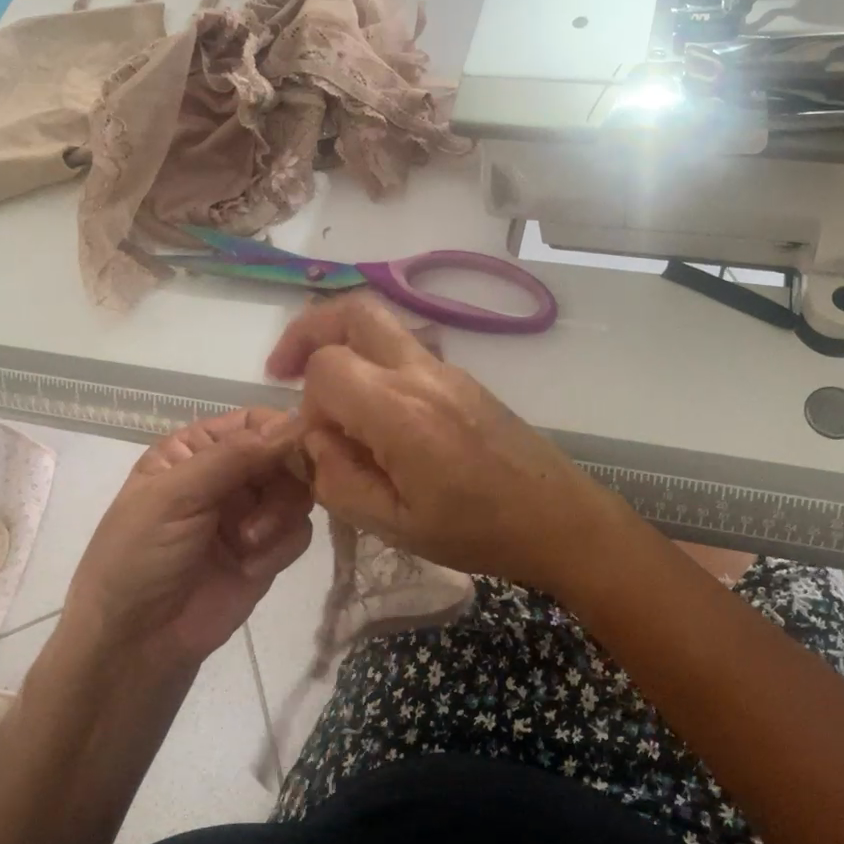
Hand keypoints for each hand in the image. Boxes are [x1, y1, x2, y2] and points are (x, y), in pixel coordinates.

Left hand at [61, 409, 312, 668]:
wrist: (135, 645)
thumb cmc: (138, 558)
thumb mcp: (174, 497)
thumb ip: (234, 456)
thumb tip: (295, 421)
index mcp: (194, 451)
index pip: (254, 422)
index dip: (281, 430)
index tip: (301, 446)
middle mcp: (226, 476)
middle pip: (286, 455)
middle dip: (285, 478)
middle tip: (271, 504)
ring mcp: (249, 514)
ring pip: (299, 492)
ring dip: (280, 515)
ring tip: (248, 543)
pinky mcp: (267, 552)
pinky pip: (300, 531)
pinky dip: (281, 546)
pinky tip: (251, 566)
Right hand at [266, 294, 628, 589]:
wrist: (559, 518)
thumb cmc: (477, 531)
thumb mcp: (394, 526)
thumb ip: (338, 480)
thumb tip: (314, 440)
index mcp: (401, 409)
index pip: (326, 366)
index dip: (306, 400)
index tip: (317, 441)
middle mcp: (423, 373)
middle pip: (355, 312)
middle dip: (310, 330)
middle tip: (284, 368)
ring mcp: (449, 371)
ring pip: (384, 326)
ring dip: (345, 345)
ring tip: (331, 397)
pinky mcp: (466, 380)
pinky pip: (408, 352)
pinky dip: (377, 365)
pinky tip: (380, 419)